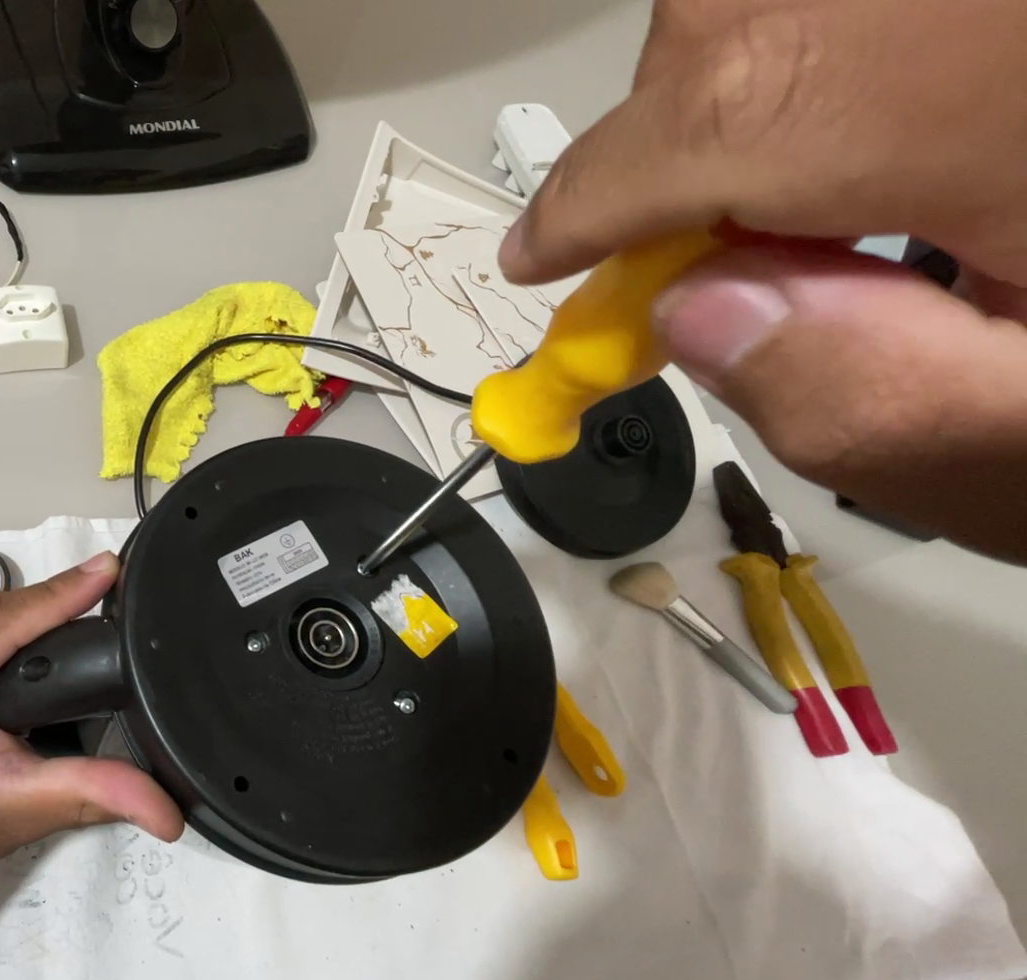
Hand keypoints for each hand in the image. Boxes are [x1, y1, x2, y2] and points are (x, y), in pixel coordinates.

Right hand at [499, 0, 1026, 560]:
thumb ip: (853, 396)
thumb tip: (692, 312)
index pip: (739, 105)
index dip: (597, 192)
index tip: (543, 256)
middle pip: (761, 0)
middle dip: (683, 113)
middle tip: (699, 229)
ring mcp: (1019, 8)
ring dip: (759, 75)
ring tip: (812, 187)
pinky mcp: (1006, 24)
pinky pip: (878, 2)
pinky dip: (833, 48)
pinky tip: (888, 133)